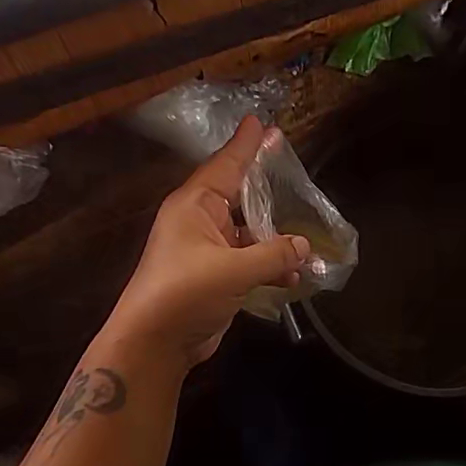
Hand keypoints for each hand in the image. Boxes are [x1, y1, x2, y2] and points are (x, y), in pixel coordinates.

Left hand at [100, 116, 310, 367]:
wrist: (156, 343)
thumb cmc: (186, 293)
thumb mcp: (234, 269)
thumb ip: (273, 254)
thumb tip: (304, 246)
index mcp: (195, 206)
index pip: (226, 165)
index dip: (246, 145)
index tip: (263, 123)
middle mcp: (200, 223)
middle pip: (240, 198)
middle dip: (267, 190)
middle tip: (293, 172)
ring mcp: (207, 252)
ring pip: (249, 235)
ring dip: (276, 240)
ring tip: (309, 240)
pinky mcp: (216, 278)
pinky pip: (249, 263)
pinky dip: (270, 268)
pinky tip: (295, 277)